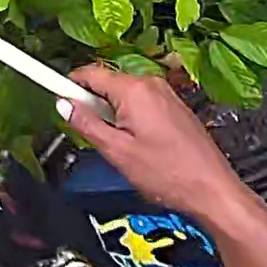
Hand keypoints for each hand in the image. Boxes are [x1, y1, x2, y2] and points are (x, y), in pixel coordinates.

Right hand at [61, 64, 265, 229]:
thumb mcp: (117, 152)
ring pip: (122, 94)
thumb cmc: (170, 174)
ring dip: (112, 111)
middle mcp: (150, 84)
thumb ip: (87, 124)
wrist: (215, 192)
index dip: (67, 83)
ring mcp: (164, 93)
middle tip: (93, 132)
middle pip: (105, 83)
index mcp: (133, 89)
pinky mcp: (173, 105)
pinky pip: (140, 101)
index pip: (88, 73)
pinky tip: (138, 144)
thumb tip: (64, 105)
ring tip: (121, 144)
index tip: (52, 89)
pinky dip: (130, 116)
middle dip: (92, 103)